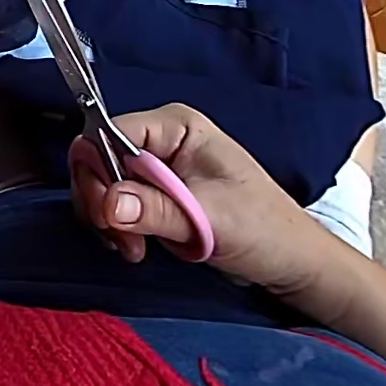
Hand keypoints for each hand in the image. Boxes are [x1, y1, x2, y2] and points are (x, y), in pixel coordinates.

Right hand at [70, 104, 340, 294]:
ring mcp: (156, 165)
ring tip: (135, 248)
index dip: (98, 170)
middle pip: (99, 157)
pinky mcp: (154, 191)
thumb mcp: (210, 218)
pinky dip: (116, 227)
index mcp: (176, 126)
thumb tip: (108, 203)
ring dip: (108, 220)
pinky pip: (114, 201)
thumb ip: (156, 208)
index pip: (109, 133)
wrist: (288, 259)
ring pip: (102, 182)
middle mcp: (161, 138)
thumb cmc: (264, 228)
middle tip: (122, 240)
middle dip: (101, 201)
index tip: (105, 214)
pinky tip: (136, 246)